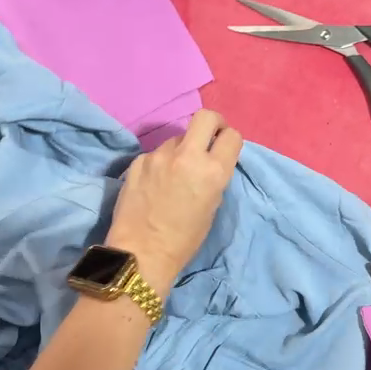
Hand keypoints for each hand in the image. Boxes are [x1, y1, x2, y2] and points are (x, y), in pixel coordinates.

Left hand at [105, 111, 243, 295]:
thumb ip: (213, 177)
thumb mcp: (212, 206)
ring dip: (181, 149)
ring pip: (177, 138)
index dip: (229, 140)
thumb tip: (208, 162)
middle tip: (208, 138)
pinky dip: (159, 163)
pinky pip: (156, 153)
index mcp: (213, 171)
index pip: (232, 136)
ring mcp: (159, 156)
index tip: (224, 148)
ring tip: (174, 173)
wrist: (142, 253)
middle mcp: (188, 156)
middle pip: (205, 117)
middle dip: (212, 124)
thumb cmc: (184, 239)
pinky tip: (154, 183)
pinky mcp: (138, 160)